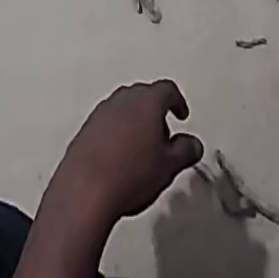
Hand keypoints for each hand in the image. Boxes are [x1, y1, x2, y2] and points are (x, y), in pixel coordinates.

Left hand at [43, 80, 203, 224]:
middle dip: (155, 113)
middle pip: (144, 96)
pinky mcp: (85, 129)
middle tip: (163, 137)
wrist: (86, 190)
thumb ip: (185, 151)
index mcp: (147, 100)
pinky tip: (119, 159)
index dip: (177, 101)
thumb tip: (193, 145)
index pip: (168, 90)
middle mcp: (123, 99)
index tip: (181, 114)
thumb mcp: (169, 166)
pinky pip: (106, 124)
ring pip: (124, 109)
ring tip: (141, 151)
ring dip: (134, 123)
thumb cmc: (130, 173)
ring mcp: (101, 112)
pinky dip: (116, 134)